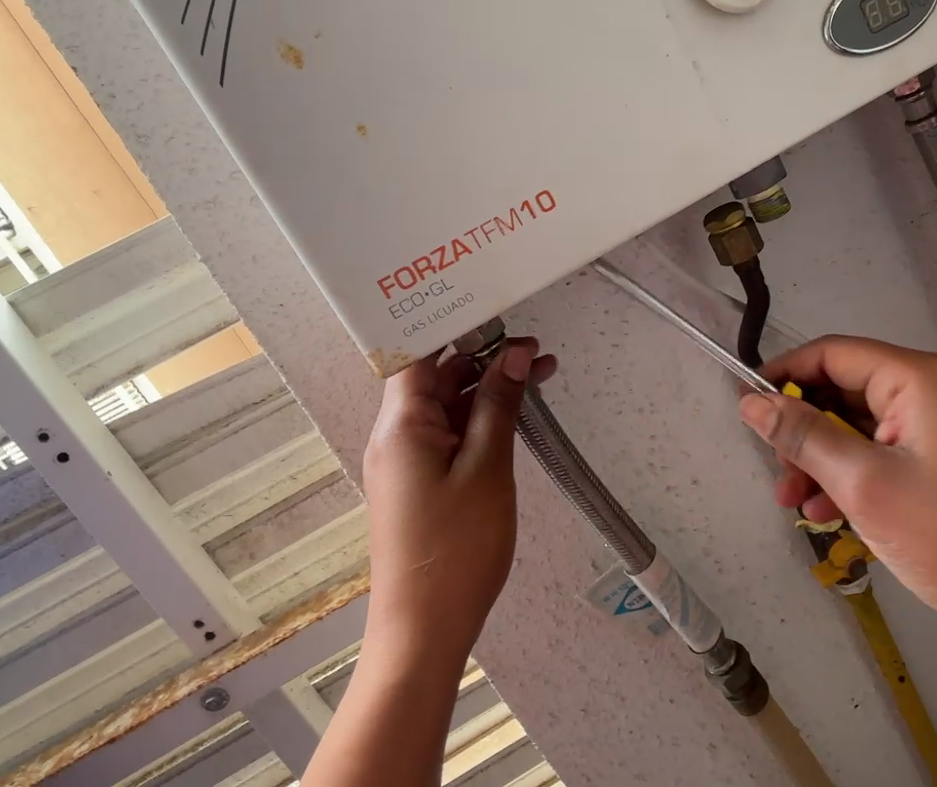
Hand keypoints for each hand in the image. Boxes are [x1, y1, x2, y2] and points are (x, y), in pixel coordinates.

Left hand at [361, 339, 556, 668]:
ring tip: (540, 370)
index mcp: (400, 424)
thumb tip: (513, 356)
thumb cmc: (456, 550)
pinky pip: (451, 433)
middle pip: (436, 376)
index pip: (414, 351)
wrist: (425, 630)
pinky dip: (482, 417)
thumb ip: (498, 407)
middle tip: (534, 345)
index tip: (490, 305)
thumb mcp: (487, 470)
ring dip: (489, 387)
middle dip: (483, 354)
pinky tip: (518, 411)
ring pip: (448, 405)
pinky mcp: (422, 481)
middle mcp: (396, 435)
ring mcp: (408, 460)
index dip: (449, 323)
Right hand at [738, 335, 936, 641]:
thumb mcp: (866, 484)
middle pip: (846, 392)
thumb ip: (804, 437)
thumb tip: (752, 403)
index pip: (833, 354)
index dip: (785, 375)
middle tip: (778, 472)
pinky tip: (828, 514)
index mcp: (918, 379)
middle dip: (804, 430)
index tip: (747, 409)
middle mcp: (933, 392)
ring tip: (796, 503)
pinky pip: (886, 455)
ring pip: (861, 429)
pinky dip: (854, 477)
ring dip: (823, 460)